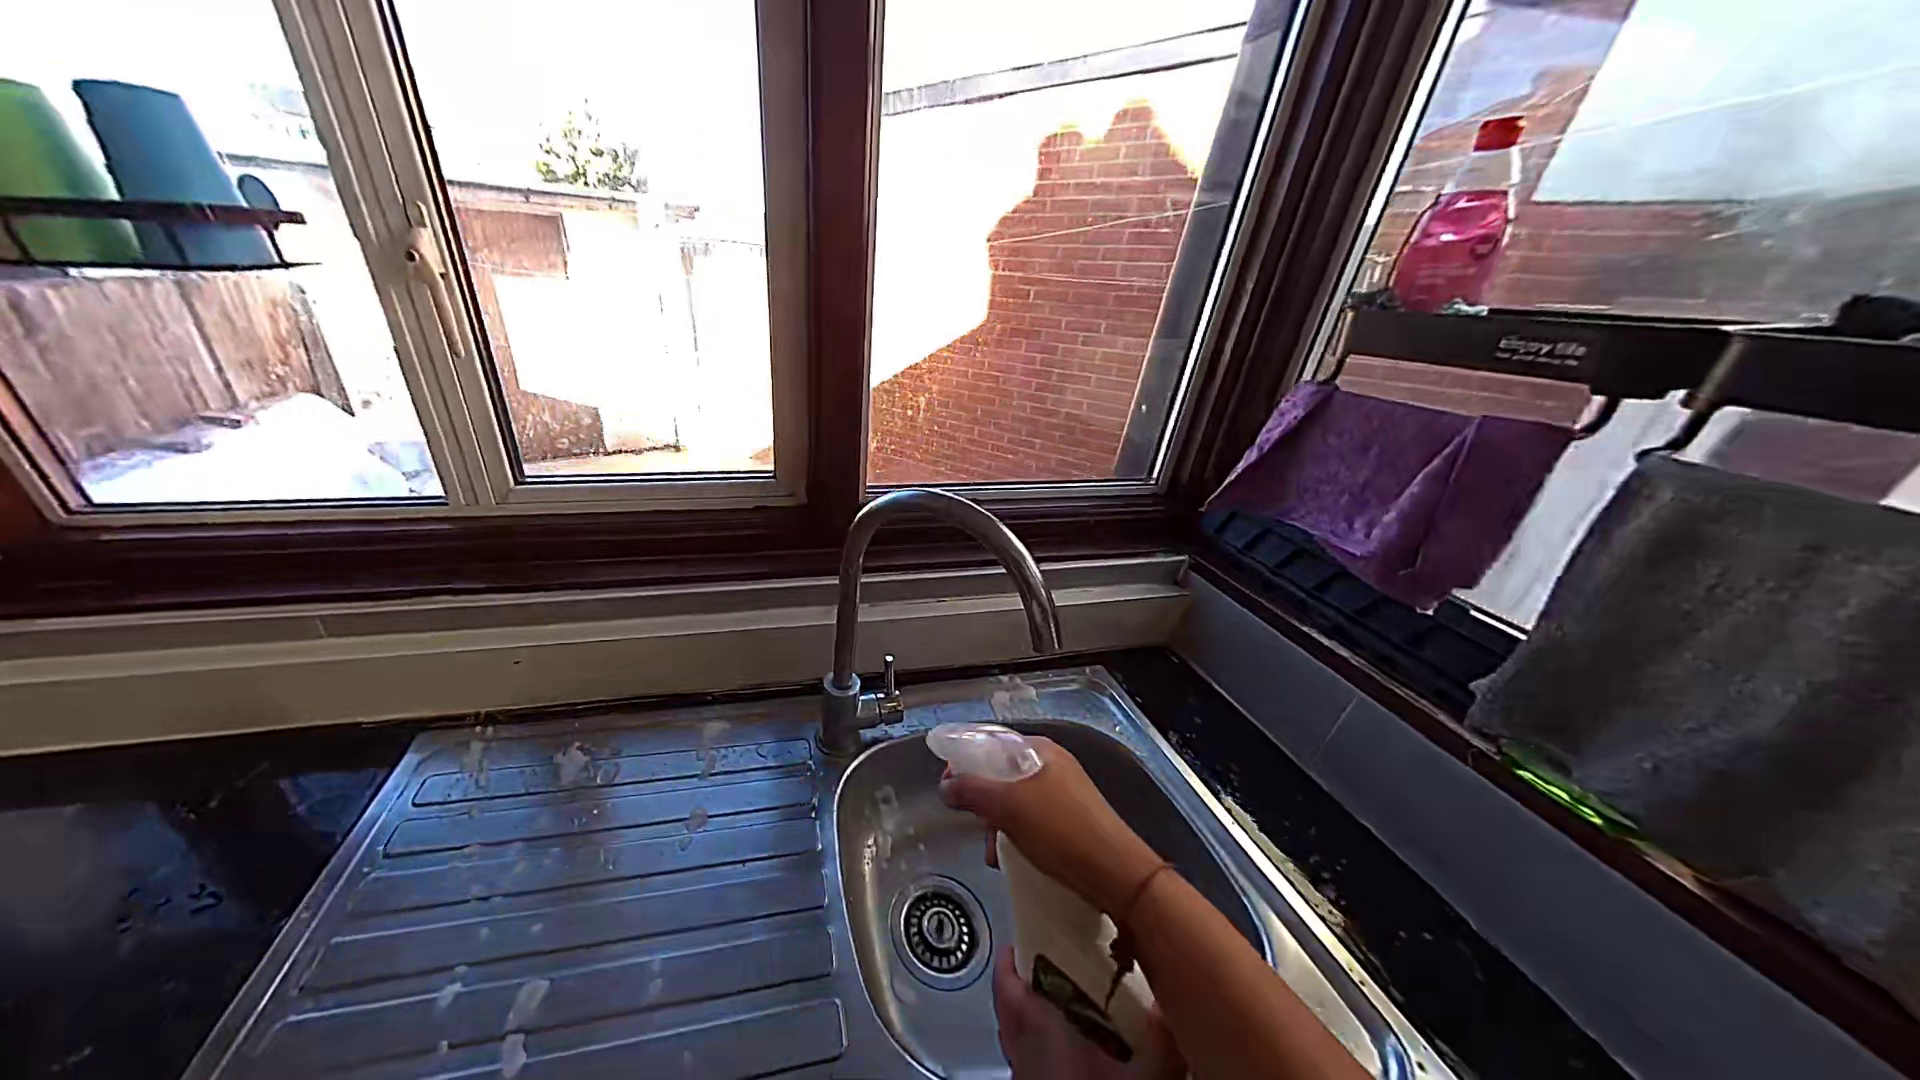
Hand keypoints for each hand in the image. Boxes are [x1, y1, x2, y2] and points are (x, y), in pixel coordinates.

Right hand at [939, 736, 1163, 915]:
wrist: (1116, 874)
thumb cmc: (1060, 830)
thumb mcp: (1007, 806)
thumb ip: (971, 791)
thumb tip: (946, 785)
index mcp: (1040, 751)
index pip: (993, 744)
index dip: (966, 761)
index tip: (947, 785)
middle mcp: (1052, 767)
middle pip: (1002, 774)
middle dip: (982, 800)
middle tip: (972, 823)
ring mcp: (1064, 795)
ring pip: (1016, 802)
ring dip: (997, 825)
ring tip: (992, 853)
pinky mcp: (1070, 823)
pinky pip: (1032, 823)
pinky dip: (1016, 837)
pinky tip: (1011, 860)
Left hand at [994, 947, 1184, 1078]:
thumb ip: (1162, 1039)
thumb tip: (1174, 999)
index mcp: (1037, 1029)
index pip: (1006, 982)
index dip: (1010, 956)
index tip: (1027, 927)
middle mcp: (1021, 1051)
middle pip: (1007, 1005)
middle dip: (1024, 978)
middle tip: (1054, 957)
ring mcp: (1024, 1078)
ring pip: (1015, 1034)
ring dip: (1030, 1012)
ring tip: (1067, 997)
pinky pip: (1027, 1060)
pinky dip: (1040, 1044)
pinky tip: (1074, 1049)